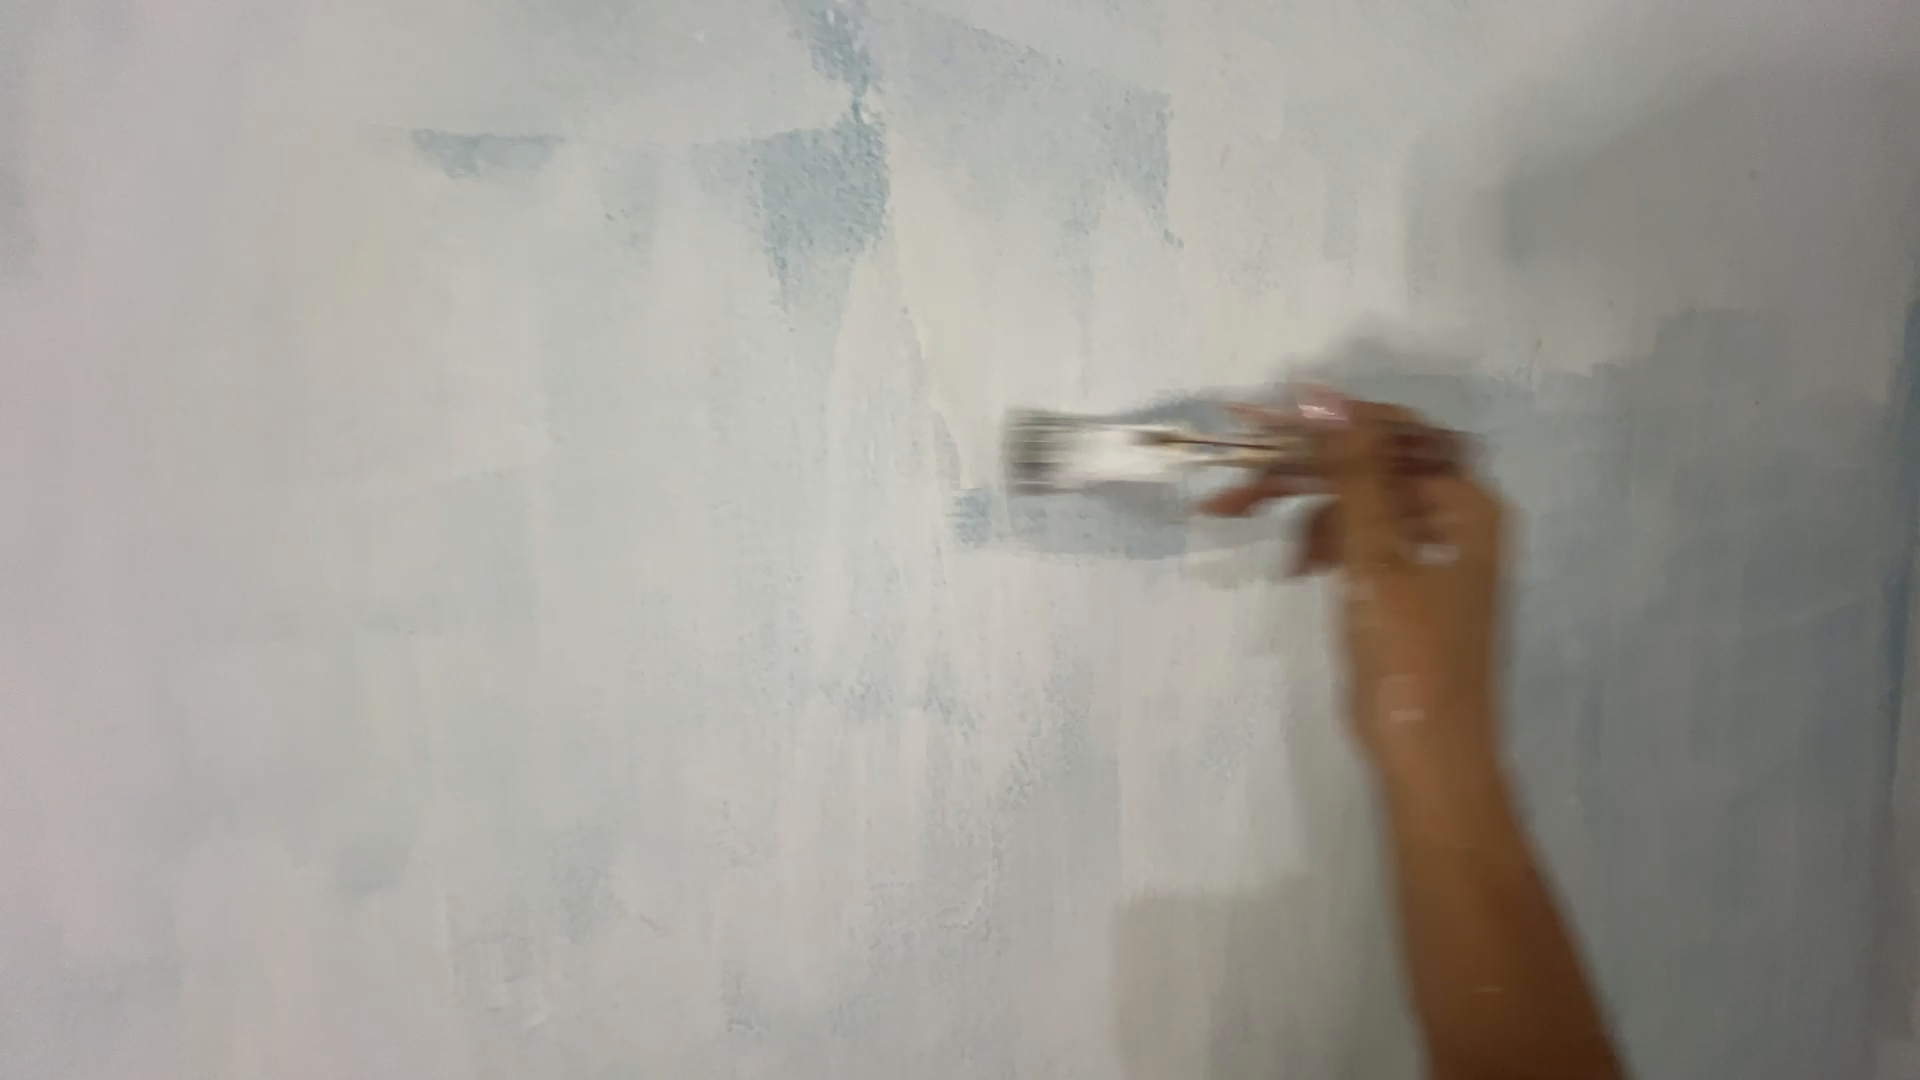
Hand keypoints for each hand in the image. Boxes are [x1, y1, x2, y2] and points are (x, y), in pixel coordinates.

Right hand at [1198, 390, 1507, 766]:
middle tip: (1229, 484)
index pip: (1391, 432)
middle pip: (1363, 469)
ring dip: (1298, 513)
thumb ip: (1351, 471)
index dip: (1325, 422)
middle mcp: (1450, 516)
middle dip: (1293, 474)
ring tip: (1235, 521)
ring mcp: (1425, 551)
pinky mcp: (1399, 580)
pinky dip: (1317, 545)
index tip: (1260, 423)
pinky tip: (1293, 568)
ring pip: (1349, 505)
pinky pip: (1352, 539)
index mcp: (1463, 502)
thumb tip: (1320, 396)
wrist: (1424, 749)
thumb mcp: (1374, 555)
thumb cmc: (1406, 652)